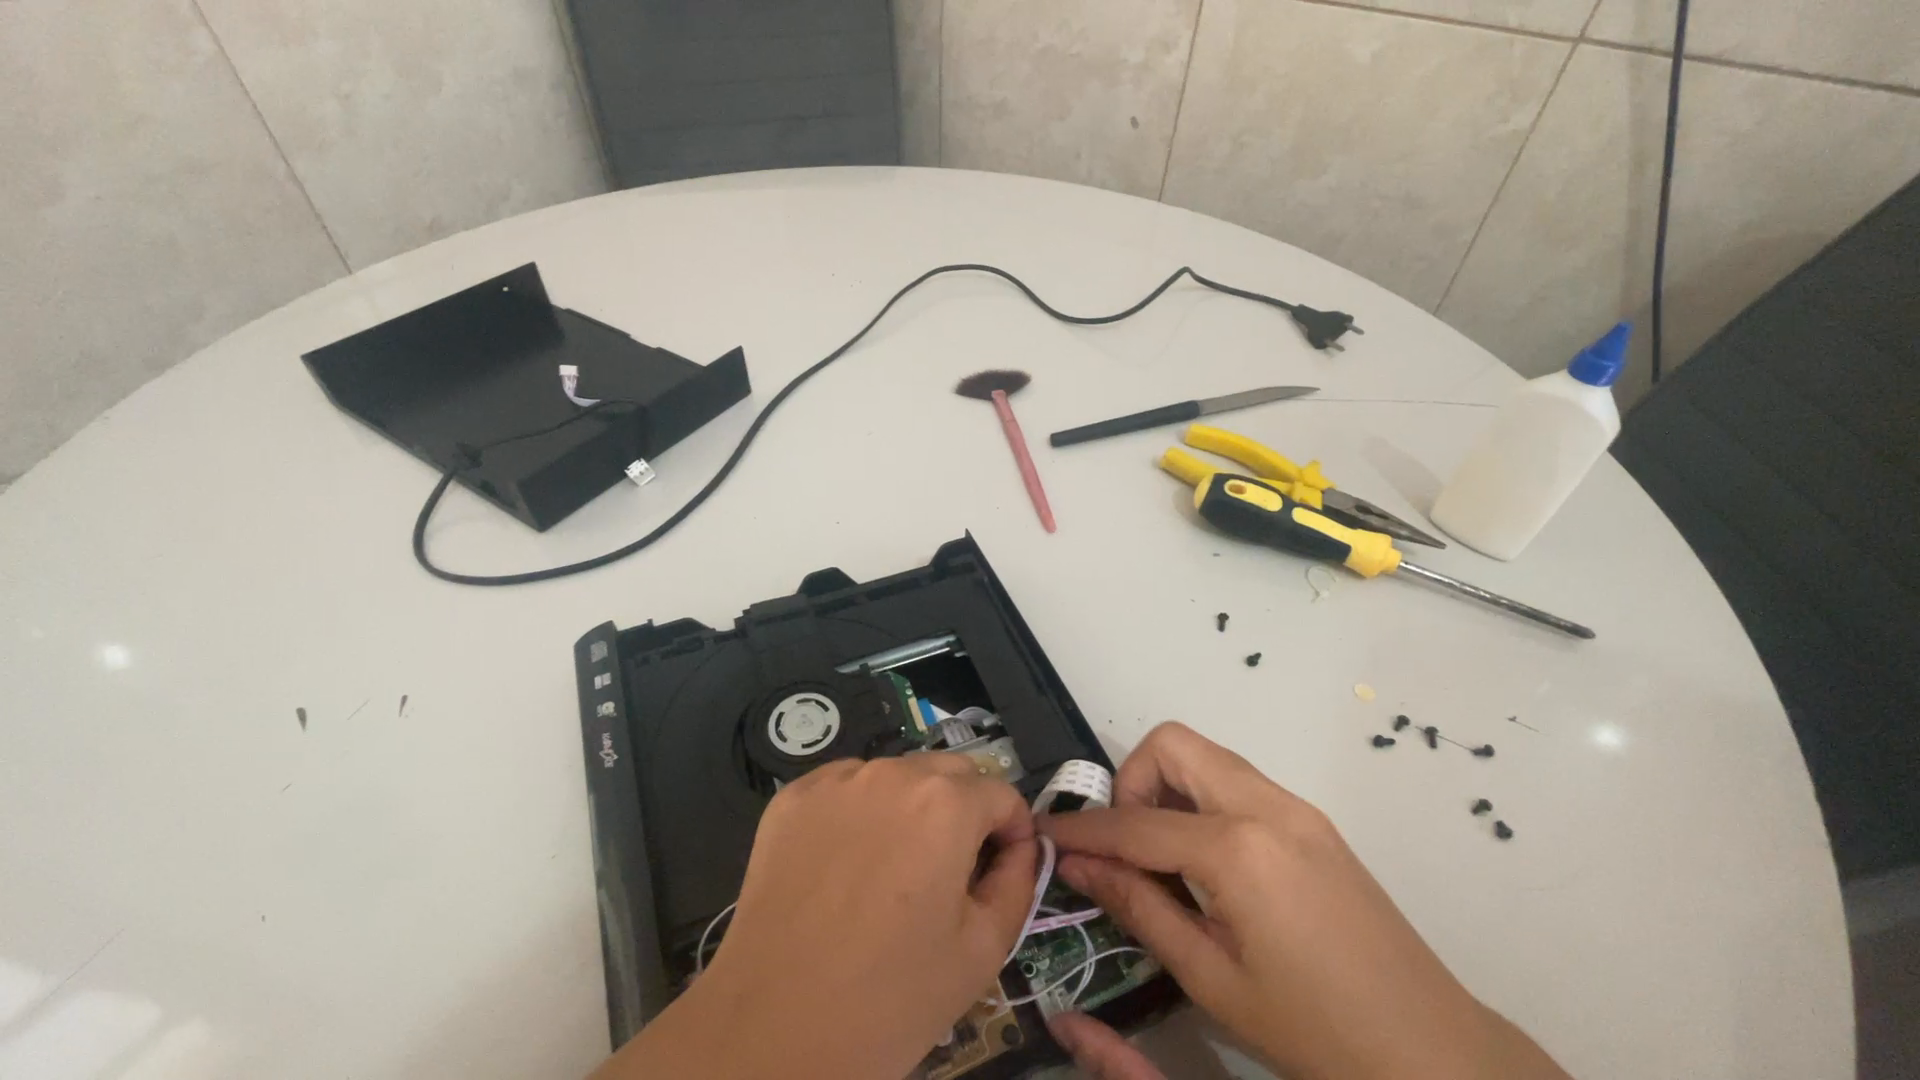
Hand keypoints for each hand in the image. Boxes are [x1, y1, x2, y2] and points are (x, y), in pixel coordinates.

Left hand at [593, 753, 1036, 1079]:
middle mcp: (891, 772)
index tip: (1002, 868)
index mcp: (946, 804)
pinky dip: (860, 812)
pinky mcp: (791, 800)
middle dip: (966, 809)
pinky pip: (845, 789)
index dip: (1012, 831)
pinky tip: (848, 865)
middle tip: (952, 870)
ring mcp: (834, 782)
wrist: (775, 1025)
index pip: (1002, 794)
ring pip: (895, 776)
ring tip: (895, 870)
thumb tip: (1019, 848)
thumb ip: (1017, 881)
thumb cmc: (892, 995)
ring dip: (911, 807)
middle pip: (950, 773)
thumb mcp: (983, 948)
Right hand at [1040, 723, 1569, 1079]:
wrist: (1429, 1049)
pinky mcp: (1313, 821)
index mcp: (1238, 849)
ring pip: (1208, 756)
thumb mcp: (1209, 976)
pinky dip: (1202, 802)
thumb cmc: (1310, 1028)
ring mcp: (1297, 807)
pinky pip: (1238, 783)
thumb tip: (1077, 864)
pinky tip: (1204, 864)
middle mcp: (1268, 805)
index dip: (1082, 829)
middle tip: (1122, 847)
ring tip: (1158, 858)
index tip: (1044, 833)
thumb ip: (1138, 906)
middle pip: (1174, 745)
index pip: (1136, 822)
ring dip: (1167, 788)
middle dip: (1131, 782)